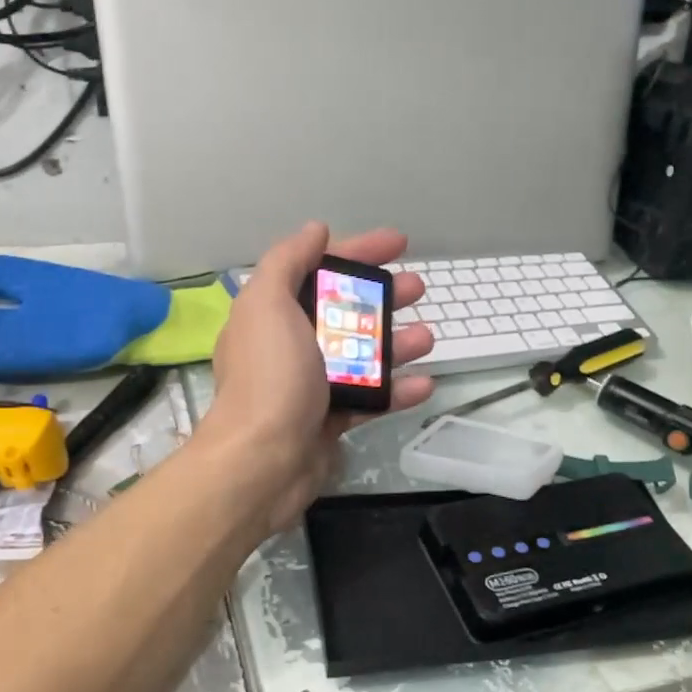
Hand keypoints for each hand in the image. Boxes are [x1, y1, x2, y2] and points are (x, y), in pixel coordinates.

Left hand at [199, 222, 434, 532]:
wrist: (264, 461)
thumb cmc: (269, 377)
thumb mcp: (268, 304)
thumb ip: (288, 261)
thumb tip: (315, 231)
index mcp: (273, 314)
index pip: (319, 270)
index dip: (359, 251)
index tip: (399, 243)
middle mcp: (291, 346)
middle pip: (345, 311)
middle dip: (384, 297)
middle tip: (418, 289)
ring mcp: (313, 386)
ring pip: (364, 356)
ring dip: (398, 344)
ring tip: (427, 338)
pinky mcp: (331, 422)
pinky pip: (371, 400)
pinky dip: (398, 391)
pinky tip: (424, 383)